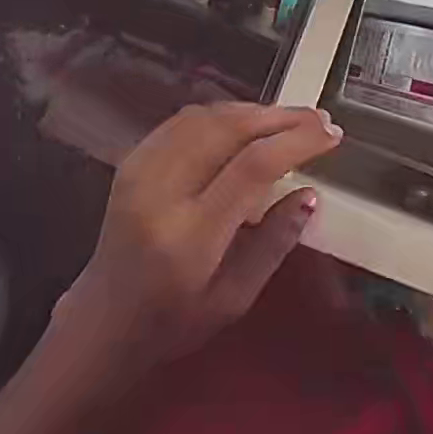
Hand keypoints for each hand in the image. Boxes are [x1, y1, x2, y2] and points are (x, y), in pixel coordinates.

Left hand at [48, 101, 342, 378]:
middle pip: (228, 129)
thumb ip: (276, 242)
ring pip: (207, 116)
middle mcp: (160, 193)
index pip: (252, 166)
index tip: (331, 134)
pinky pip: (185, 120)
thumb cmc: (174, 321)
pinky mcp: (131, 160)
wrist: (101, 323)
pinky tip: (248, 121)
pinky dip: (224, 113)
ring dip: (254, 110)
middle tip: (317, 118)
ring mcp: (140, 170)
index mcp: (189, 236)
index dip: (297, 141)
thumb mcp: (235, 298)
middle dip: (280, 116)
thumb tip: (311, 192)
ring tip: (290, 118)